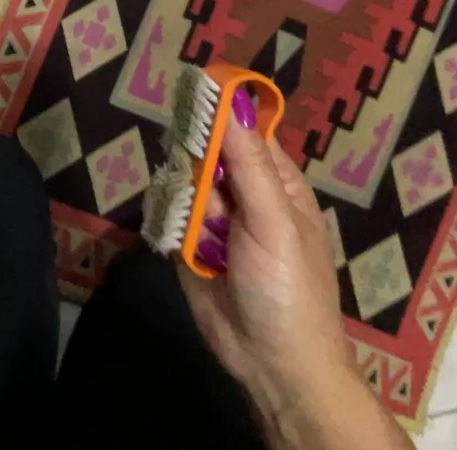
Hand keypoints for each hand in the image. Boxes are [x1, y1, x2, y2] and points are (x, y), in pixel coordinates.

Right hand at [179, 122, 408, 448]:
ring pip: (182, 181)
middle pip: (205, 152)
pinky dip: (168, 220)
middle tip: (208, 194)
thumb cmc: (289, 288)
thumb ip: (249, 164)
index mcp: (276, 183)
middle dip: (197, 166)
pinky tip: (183, 242)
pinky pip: (167, 212)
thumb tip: (232, 102)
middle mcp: (243, 194)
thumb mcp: (274, 222)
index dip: (219, 112)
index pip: (243, 131)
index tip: (190, 92)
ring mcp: (214, 218)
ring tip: (204, 235)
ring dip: (185, 201)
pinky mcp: (187, 241)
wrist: (271, 363)